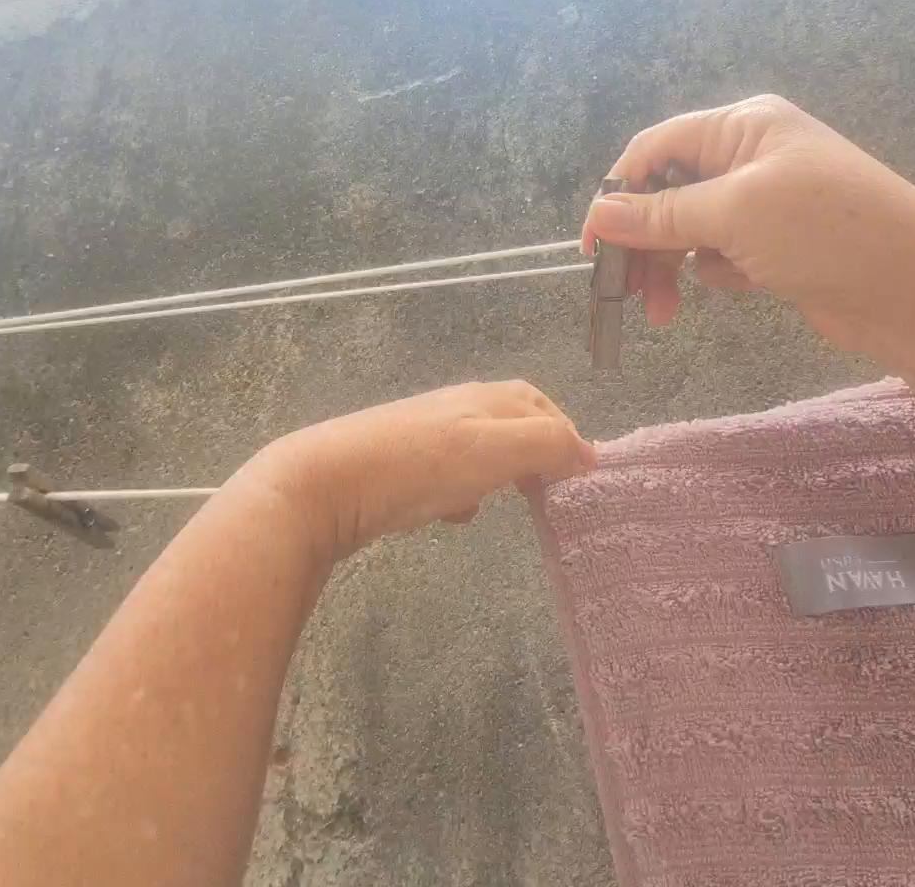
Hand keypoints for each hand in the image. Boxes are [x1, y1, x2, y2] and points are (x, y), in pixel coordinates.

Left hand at [240, 381, 595, 562]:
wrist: (327, 482)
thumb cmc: (420, 465)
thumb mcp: (494, 450)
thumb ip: (546, 444)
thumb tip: (588, 453)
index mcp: (485, 399)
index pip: (540, 405)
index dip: (565, 435)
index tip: (580, 475)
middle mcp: (458, 408)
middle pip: (510, 421)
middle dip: (533, 452)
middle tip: (547, 488)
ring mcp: (426, 434)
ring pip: (479, 448)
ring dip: (497, 473)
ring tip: (499, 502)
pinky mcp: (400, 464)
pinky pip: (446, 472)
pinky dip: (461, 491)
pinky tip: (451, 514)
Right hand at [581, 94, 914, 366]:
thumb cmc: (826, 232)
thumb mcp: (735, 212)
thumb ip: (662, 214)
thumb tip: (598, 215)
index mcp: (740, 127)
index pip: (655, 150)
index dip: (617, 194)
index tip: (593, 248)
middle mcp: (747, 157)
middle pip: (666, 194)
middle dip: (645, 242)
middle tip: (630, 295)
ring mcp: (762, 203)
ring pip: (688, 230)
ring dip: (673, 266)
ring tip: (666, 313)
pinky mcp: (773, 245)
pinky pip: (719, 254)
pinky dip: (717, 273)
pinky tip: (740, 285)